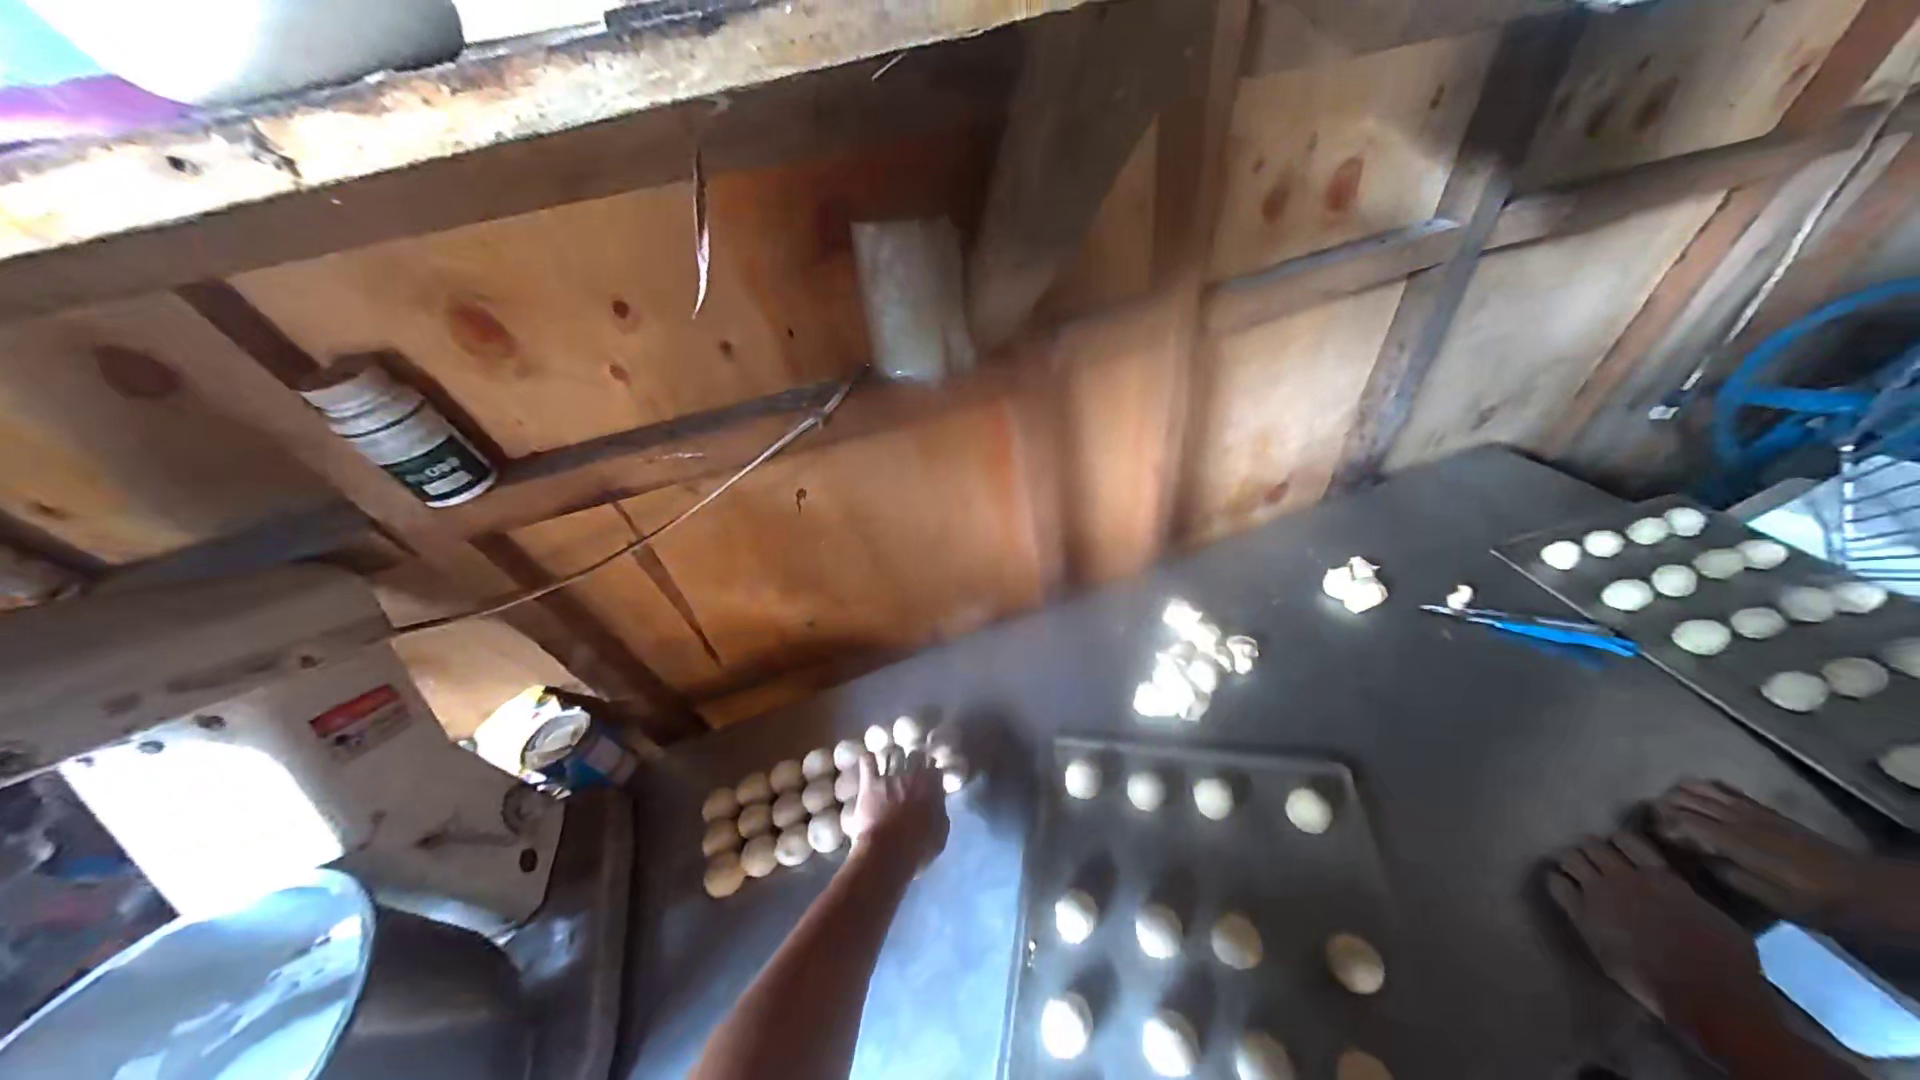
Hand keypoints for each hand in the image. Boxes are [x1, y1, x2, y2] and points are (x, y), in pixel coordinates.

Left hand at [848, 750, 948, 872]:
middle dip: (912, 759)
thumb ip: (940, 812)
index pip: (934, 766)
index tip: (928, 776)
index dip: (931, 771)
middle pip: (914, 754)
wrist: (887, 853)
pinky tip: (868, 761)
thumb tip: (938, 804)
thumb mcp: (940, 834)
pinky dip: (867, 758)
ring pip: (893, 752)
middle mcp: (912, 775)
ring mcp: (890, 776)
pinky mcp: (870, 782)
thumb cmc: (917, 848)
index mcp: (932, 787)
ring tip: (888, 762)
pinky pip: (867, 760)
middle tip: (908, 767)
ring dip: (891, 757)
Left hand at [1548, 833, 1769, 1026]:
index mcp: (1661, 877)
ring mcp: (1600, 894)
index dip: (1618, 844)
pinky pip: (1557, 885)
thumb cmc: (1726, 963)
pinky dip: (1558, 882)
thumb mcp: (1714, 917)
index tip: (1618, 853)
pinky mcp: (1583, 915)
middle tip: (1594, 865)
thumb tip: (1672, 890)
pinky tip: (1565, 891)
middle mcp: (1625, 878)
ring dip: (1573, 864)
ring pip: (1570, 858)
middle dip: (1591, 852)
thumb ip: (1684, 895)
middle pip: (1591, 846)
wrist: (1705, 994)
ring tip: (1578, 876)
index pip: (1626, 840)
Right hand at [1652, 780, 1870, 927]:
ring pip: (1700, 788)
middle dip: (1662, 804)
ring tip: (1668, 804)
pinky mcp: (1764, 810)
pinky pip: (1726, 789)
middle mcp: (1736, 819)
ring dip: (1679, 793)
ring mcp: (1751, 811)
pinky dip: (1705, 787)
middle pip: (1685, 798)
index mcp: (1733, 840)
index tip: (1650, 833)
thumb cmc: (1810, 899)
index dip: (1660, 823)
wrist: (1863, 888)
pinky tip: (1698, 793)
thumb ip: (1726, 873)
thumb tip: (1693, 856)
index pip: (1680, 819)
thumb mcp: (1768, 898)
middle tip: (1653, 819)